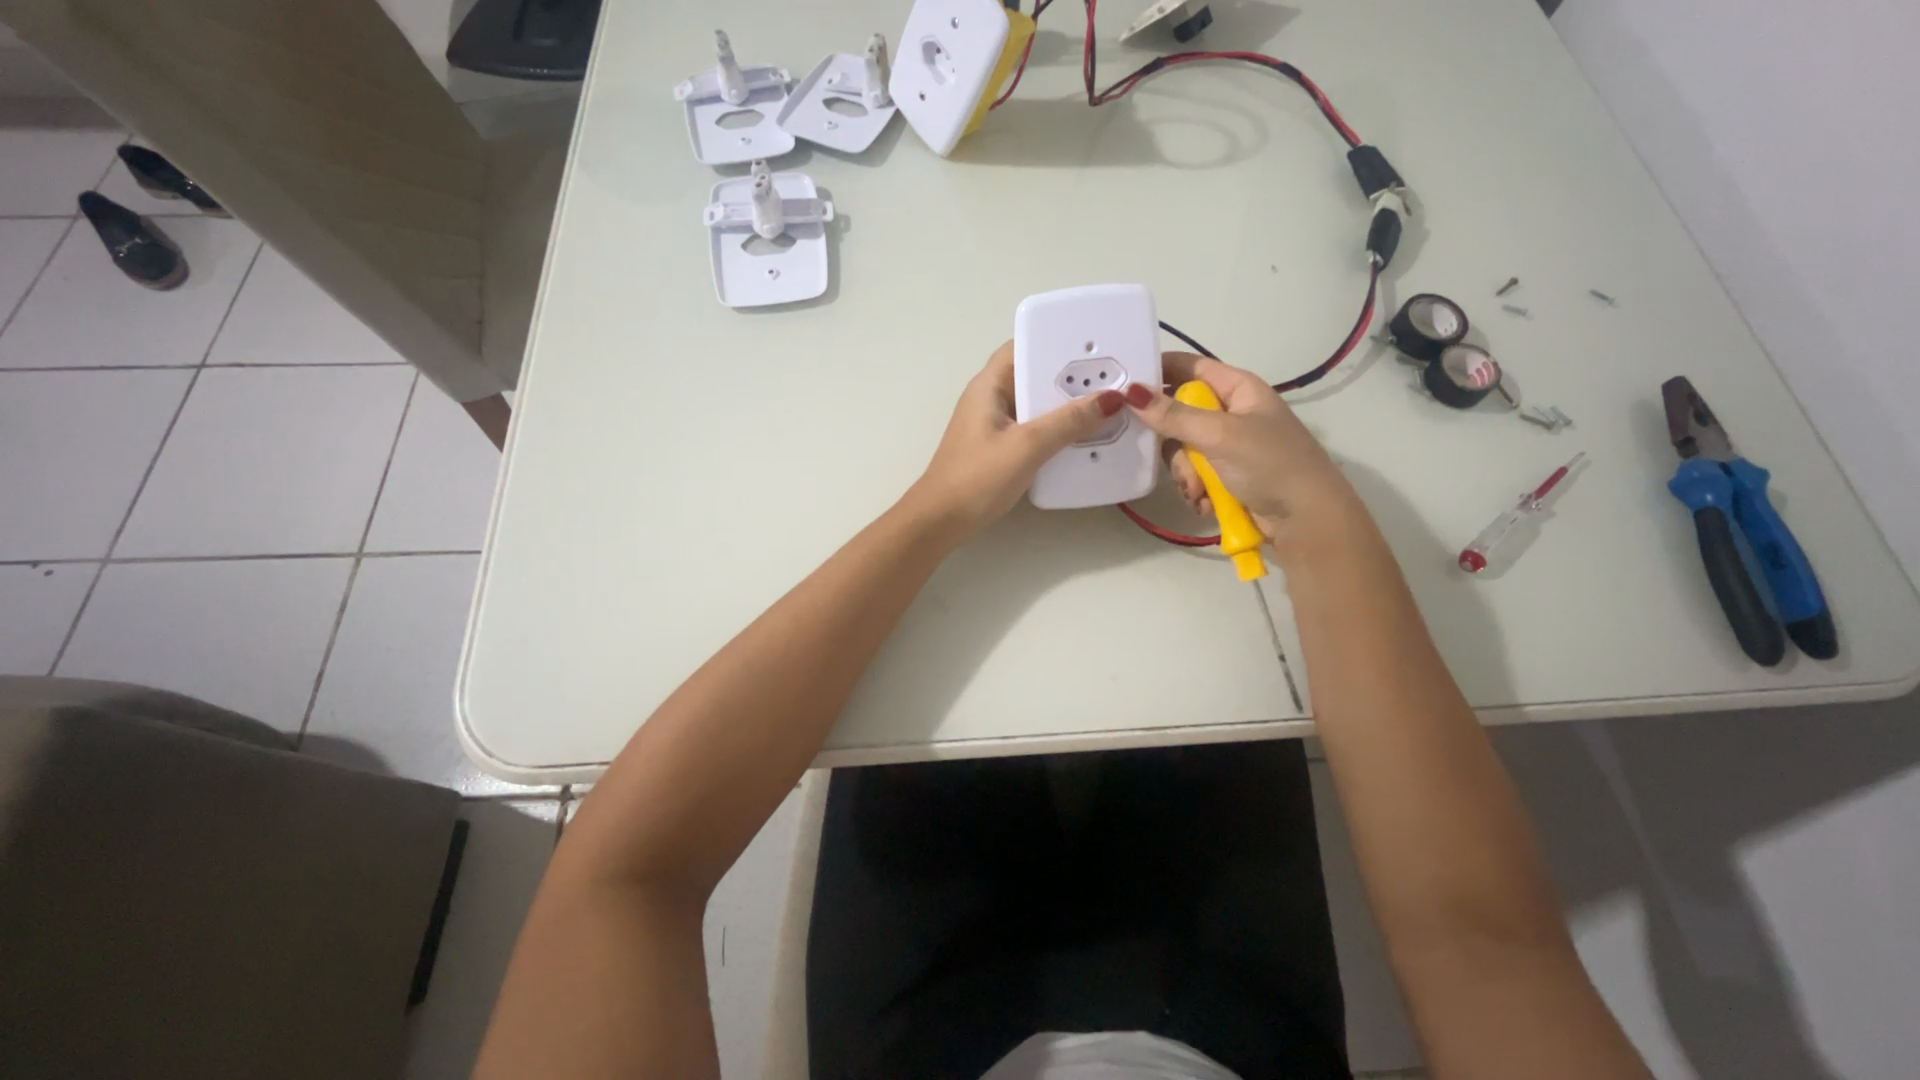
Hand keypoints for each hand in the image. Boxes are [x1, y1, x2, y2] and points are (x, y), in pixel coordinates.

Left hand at [906, 341, 1125, 535]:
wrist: (941, 521)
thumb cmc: (977, 478)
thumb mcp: (1027, 446)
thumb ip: (1068, 422)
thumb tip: (1112, 399)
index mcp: (988, 385)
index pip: (1023, 346)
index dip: (1057, 340)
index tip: (1093, 345)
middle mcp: (990, 398)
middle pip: (1034, 374)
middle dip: (1070, 376)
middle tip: (1112, 376)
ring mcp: (994, 424)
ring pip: (1036, 404)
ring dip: (1066, 405)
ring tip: (1106, 404)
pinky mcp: (1000, 447)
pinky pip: (1034, 427)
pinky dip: (1057, 428)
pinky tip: (1084, 437)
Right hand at [1124, 352, 1363, 560]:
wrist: (1307, 521)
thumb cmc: (1270, 465)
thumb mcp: (1220, 436)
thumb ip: (1174, 416)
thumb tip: (1130, 392)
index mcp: (1239, 389)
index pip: (1190, 367)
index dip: (1158, 370)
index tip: (1124, 385)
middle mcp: (1232, 413)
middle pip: (1179, 414)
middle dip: (1173, 441)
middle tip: (1172, 455)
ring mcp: (1230, 447)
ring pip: (1183, 450)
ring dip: (1185, 473)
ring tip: (1198, 489)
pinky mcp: (1228, 477)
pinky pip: (1195, 476)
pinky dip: (1196, 490)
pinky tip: (1205, 502)